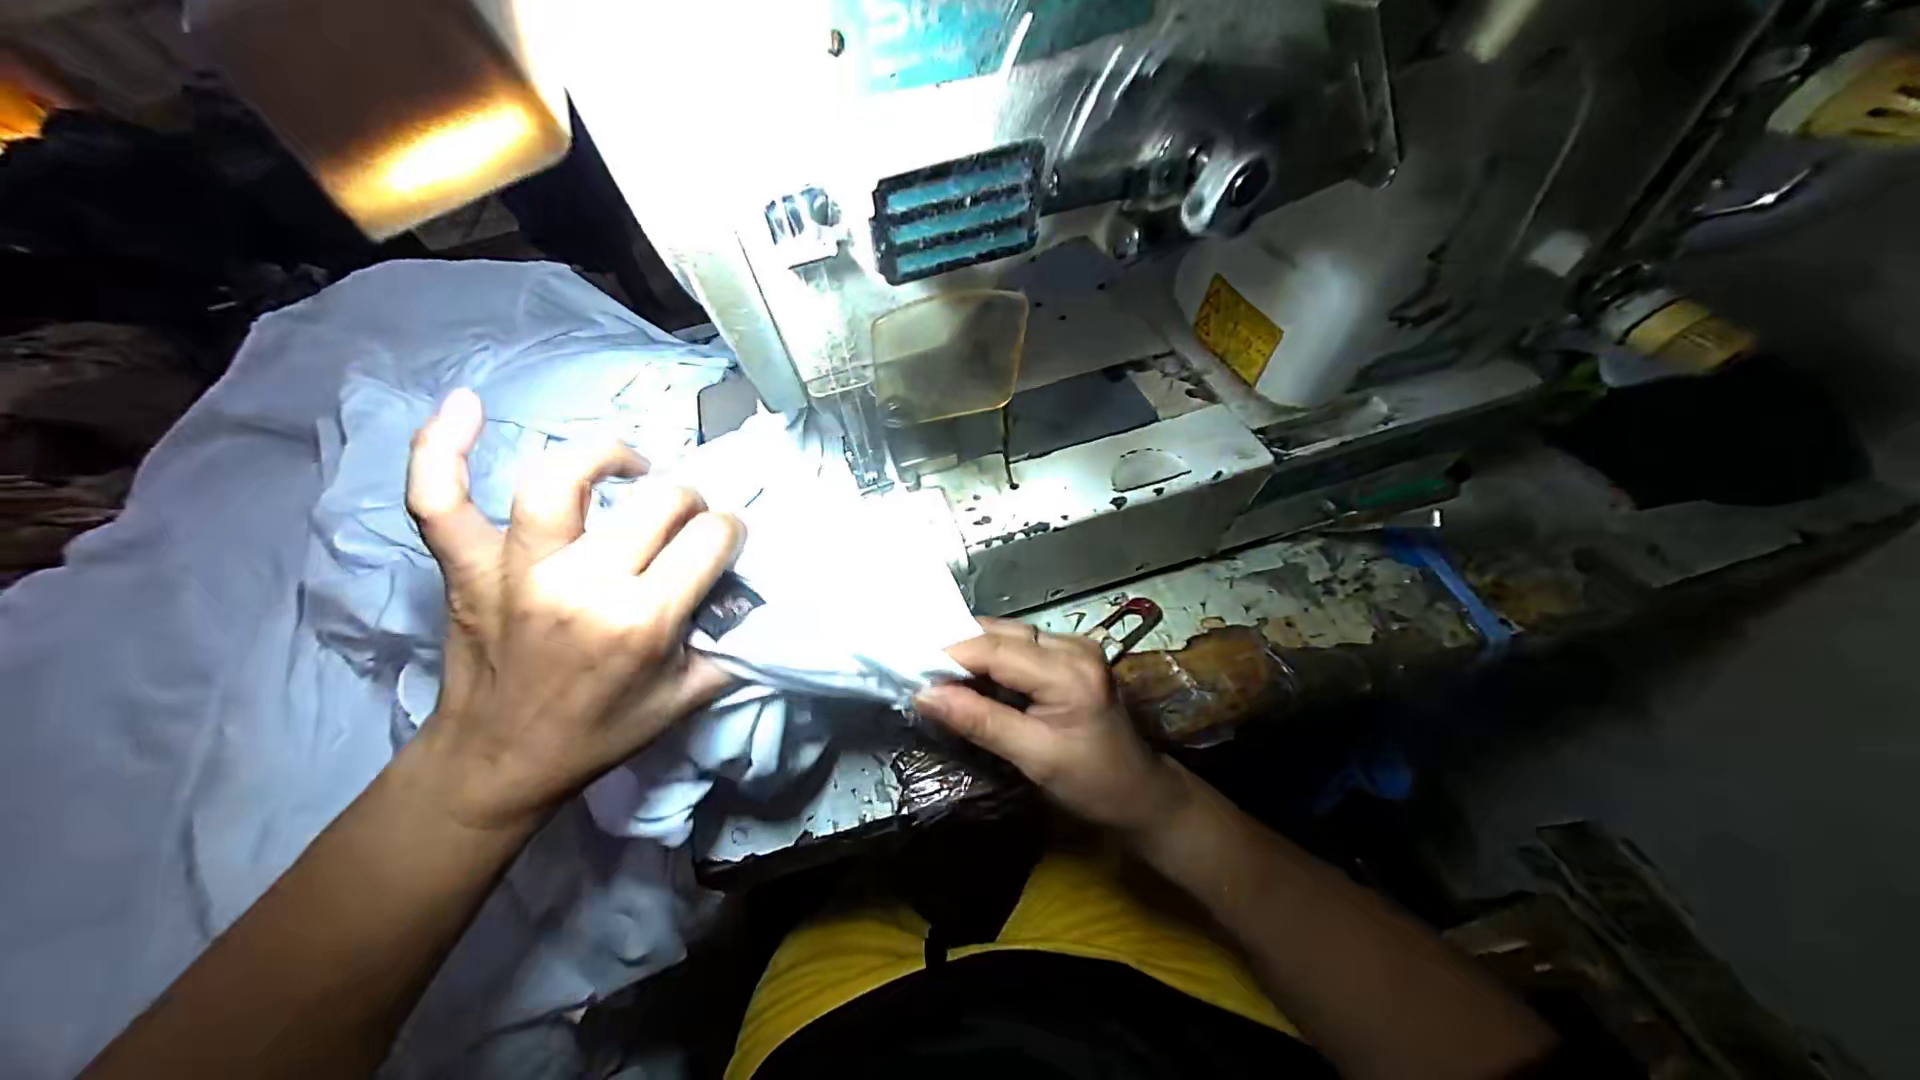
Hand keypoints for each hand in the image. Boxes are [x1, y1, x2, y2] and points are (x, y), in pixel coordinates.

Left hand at [401, 388, 743, 831]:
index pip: (709, 539)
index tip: (723, 542)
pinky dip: (443, 447)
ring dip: (604, 457)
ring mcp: (517, 572)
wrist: (499, 763)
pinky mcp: (467, 568)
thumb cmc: (599, 734)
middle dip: (690, 503)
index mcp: (641, 622)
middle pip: (658, 502)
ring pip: (559, 481)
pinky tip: (468, 405)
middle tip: (687, 521)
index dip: (729, 531)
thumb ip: (729, 645)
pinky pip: (439, 499)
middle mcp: (582, 586)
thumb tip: (751, 595)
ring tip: (629, 465)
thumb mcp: (686, 698)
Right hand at [914, 618, 1187, 832]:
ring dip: (971, 651)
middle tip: (916, 668)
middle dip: (957, 648)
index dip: (950, 654)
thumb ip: (979, 721)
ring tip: (935, 670)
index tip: (910, 668)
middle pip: (1001, 634)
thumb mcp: (1034, 757)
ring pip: (1008, 635)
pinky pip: (1019, 645)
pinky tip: (968, 673)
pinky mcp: (1069, 655)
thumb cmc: (1093, 783)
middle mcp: (1073, 646)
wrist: (1141, 792)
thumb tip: (925, 695)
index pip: (996, 650)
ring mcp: (1074, 647)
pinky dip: (989, 657)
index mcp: (1070, 671)